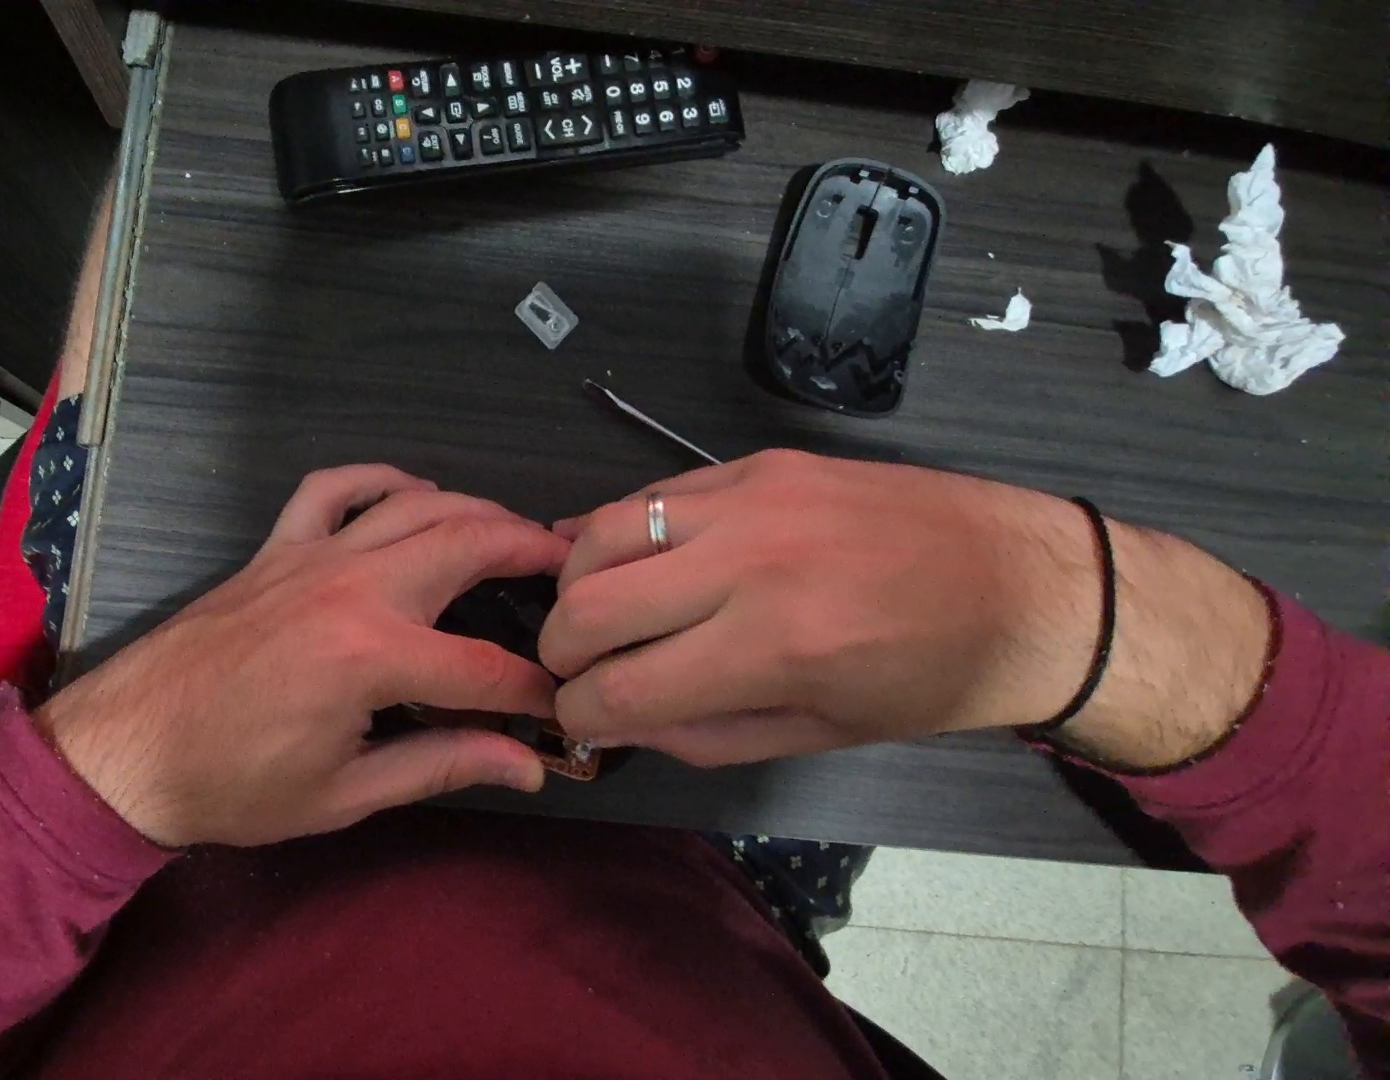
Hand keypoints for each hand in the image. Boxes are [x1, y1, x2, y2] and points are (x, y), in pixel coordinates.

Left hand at [37, 465, 563, 847]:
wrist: (128, 750)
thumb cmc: (235, 785)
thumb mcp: (346, 794)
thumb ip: (443, 765)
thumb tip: (529, 765)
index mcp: (373, 657)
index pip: (485, 667)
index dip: (533, 685)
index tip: (561, 697)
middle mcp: (353, 587)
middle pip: (467, 545)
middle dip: (530, 550)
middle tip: (569, 566)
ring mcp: (312, 556)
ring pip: (414, 505)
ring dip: (474, 509)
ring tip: (511, 530)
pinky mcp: (277, 547)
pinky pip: (333, 488)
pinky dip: (380, 479)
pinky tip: (411, 492)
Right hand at [538, 450, 1270, 769]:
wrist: (1022, 582)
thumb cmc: (924, 680)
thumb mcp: (812, 735)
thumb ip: (696, 735)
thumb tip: (612, 718)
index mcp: (774, 649)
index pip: (620, 688)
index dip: (579, 712)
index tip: (576, 716)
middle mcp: (749, 563)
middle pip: (588, 606)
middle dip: (559, 650)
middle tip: (574, 666)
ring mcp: (749, 498)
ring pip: (601, 532)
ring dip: (574, 582)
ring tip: (591, 609)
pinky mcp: (755, 463)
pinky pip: (650, 495)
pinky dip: (615, 533)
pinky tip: (615, 557)